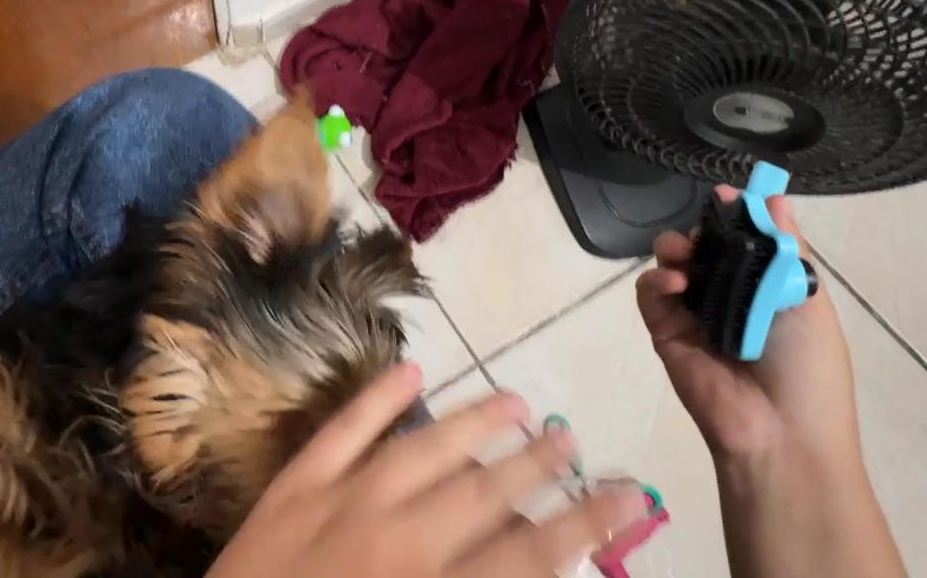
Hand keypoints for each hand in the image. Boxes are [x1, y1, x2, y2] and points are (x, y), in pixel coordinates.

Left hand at [208, 363, 651, 577]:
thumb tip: (532, 567)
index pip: (528, 552)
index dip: (585, 522)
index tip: (628, 492)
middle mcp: (397, 537)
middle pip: (483, 491)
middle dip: (534, 463)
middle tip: (570, 437)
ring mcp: (343, 498)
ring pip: (424, 448)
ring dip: (473, 421)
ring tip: (516, 400)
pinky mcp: (298, 480)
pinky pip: (344, 428)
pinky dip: (377, 396)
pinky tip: (410, 368)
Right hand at [635, 188, 860, 464]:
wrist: (778, 429)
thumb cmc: (807, 367)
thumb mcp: (807, 301)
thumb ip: (785, 248)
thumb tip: (774, 195)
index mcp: (767, 289)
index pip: (744, 241)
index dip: (734, 217)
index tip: (726, 195)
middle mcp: (728, 296)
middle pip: (704, 246)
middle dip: (700, 231)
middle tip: (703, 233)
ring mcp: (692, 312)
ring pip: (671, 261)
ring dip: (674, 250)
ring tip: (683, 259)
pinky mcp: (663, 327)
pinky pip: (649, 290)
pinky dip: (657, 279)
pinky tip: (674, 283)